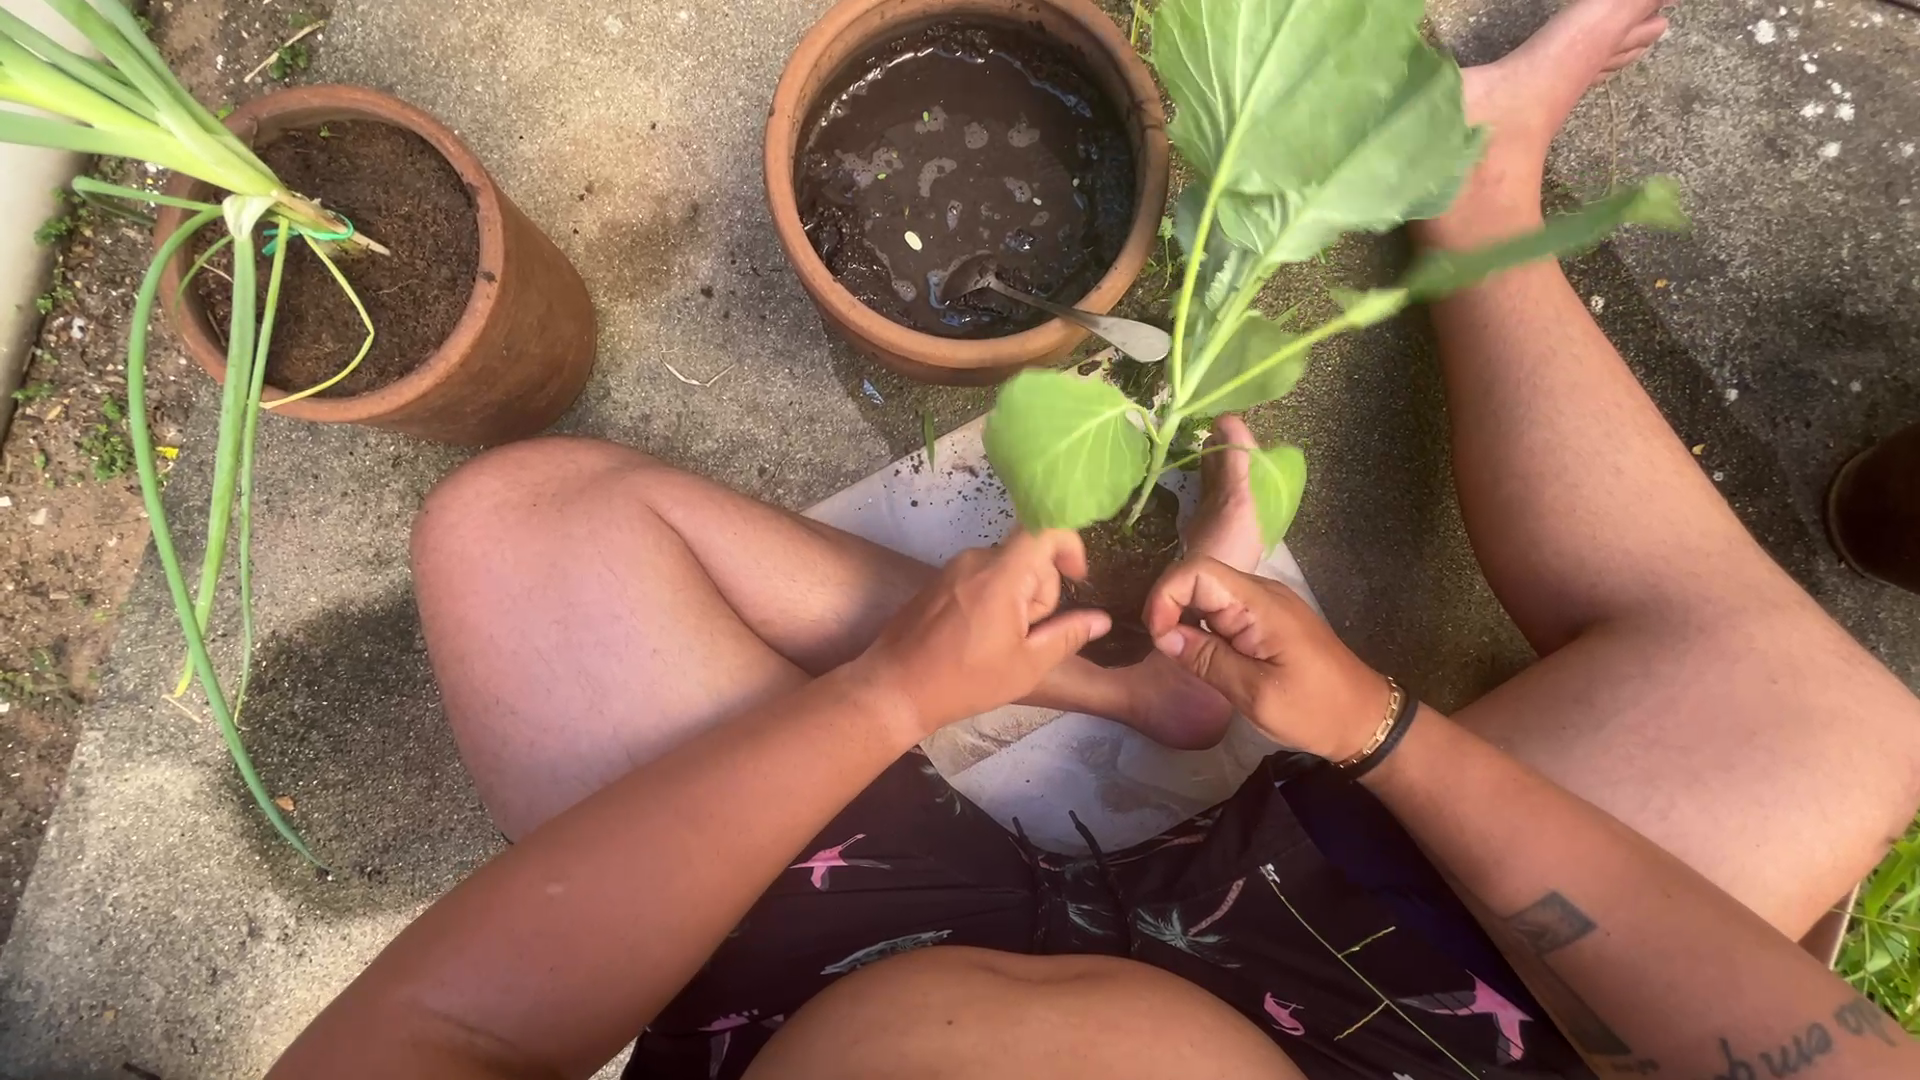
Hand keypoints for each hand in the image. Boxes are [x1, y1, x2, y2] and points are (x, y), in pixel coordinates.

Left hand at [851, 529, 1112, 734]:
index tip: (1079, 578)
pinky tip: (977, 635)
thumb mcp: (1026, 666)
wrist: (895, 688)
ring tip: (998, 640)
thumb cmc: (964, 681)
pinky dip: (993, 598)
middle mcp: (976, 559)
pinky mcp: (940, 579)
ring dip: (1016, 597)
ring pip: (1007, 567)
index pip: (1045, 530)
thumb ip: (1067, 635)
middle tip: (1024, 636)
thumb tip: (1100, 619)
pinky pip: (983, 575)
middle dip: (1039, 591)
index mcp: (1000, 576)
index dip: (1070, 546)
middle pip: (1029, 555)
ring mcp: (953, 567)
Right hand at [1143, 556, 1389, 759]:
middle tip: (1163, 648)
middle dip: (1169, 606)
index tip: (1158, 637)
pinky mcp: (1265, 616)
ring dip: (1183, 615)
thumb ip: (1207, 660)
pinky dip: (1200, 623)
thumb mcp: (1255, 694)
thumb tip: (1162, 636)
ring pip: (1206, 590)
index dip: (1166, 596)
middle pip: (1197, 576)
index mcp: (1260, 604)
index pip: (1196, 572)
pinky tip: (1199, 651)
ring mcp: (1264, 602)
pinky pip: (1221, 606)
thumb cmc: (1315, 710)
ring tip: (1177, 653)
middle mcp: (1261, 591)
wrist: (1366, 720)